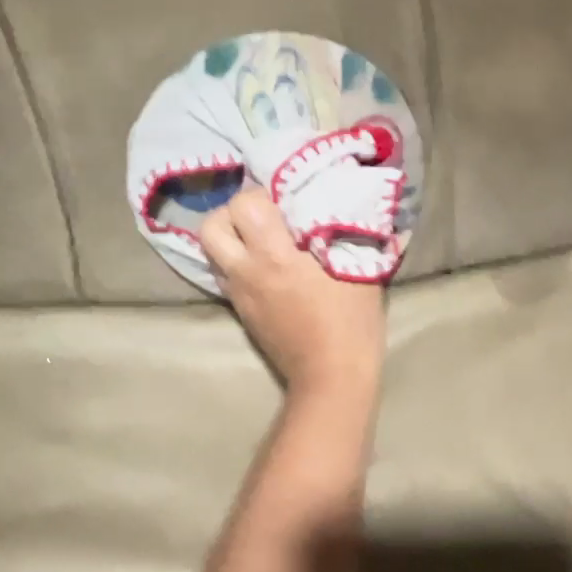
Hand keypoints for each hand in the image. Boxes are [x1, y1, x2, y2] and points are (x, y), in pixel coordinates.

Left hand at [201, 188, 386, 394]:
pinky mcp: (241, 312)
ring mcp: (239, 294)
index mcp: (274, 256)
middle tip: (260, 216)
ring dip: (230, 239)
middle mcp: (247, 271)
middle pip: (211, 227)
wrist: (331, 377)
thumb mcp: (360, 270)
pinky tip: (264, 267)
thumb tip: (345, 202)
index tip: (283, 199)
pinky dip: (237, 263)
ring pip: (211, 253)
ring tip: (259, 239)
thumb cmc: (350, 323)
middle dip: (230, 214)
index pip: (245, 204)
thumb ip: (344, 232)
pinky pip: (225, 275)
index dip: (260, 194)